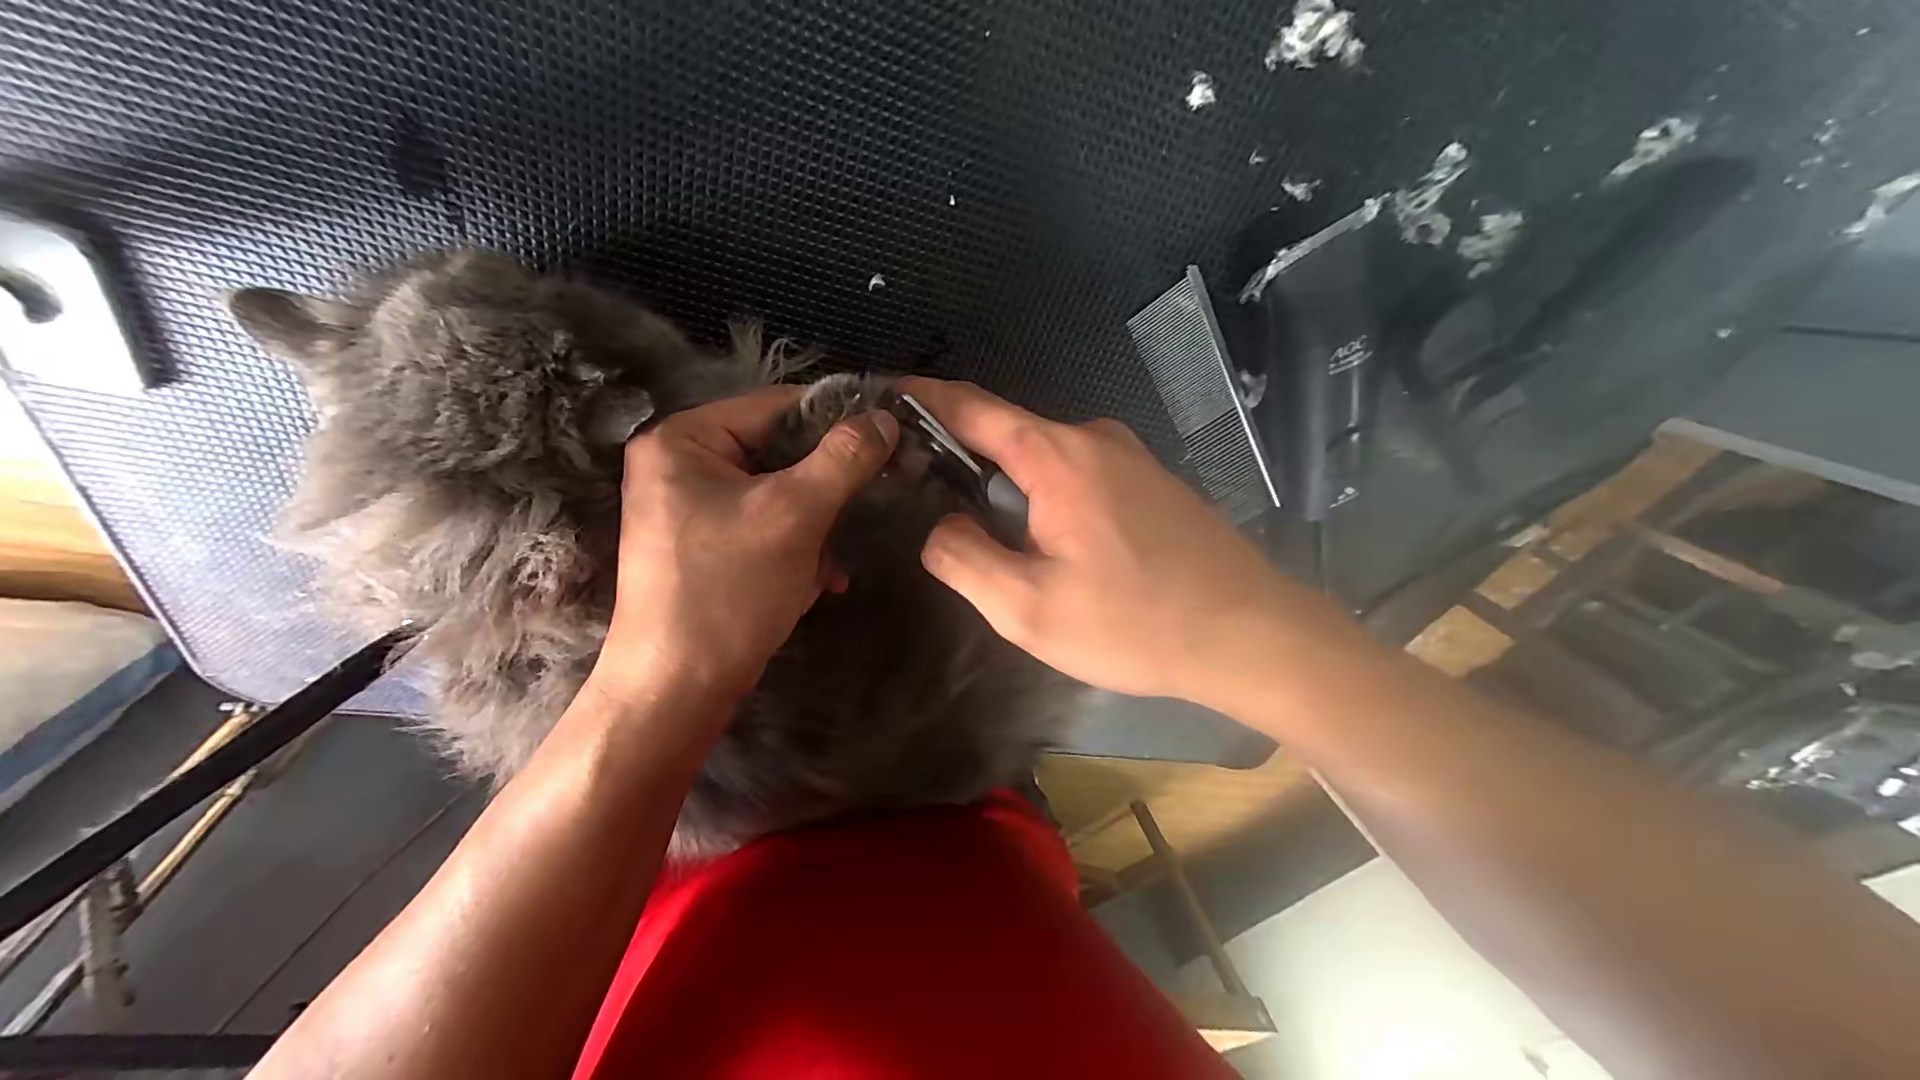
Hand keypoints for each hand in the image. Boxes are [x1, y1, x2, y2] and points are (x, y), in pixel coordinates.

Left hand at [590, 386, 898, 706]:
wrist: (678, 688)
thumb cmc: (728, 590)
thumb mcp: (795, 515)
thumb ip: (844, 458)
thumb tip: (885, 418)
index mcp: (683, 439)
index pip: (776, 405)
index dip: (836, 420)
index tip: (889, 440)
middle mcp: (680, 464)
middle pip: (779, 452)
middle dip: (824, 490)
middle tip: (863, 509)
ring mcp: (691, 507)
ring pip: (780, 493)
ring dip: (816, 526)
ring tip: (829, 561)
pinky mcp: (707, 545)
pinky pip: (766, 525)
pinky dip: (798, 548)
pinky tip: (819, 580)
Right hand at [906, 377, 1332, 706]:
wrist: (1250, 635)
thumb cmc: (1135, 624)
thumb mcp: (1027, 608)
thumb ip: (964, 558)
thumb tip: (941, 526)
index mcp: (1057, 456)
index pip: (971, 406)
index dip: (921, 398)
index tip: (882, 399)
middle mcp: (1094, 439)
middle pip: (1006, 431)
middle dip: (959, 454)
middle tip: (922, 496)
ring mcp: (1128, 457)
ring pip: (1042, 457)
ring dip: (1005, 483)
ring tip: (984, 534)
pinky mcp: (1150, 482)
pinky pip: (1077, 474)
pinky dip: (1043, 493)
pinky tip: (1046, 541)